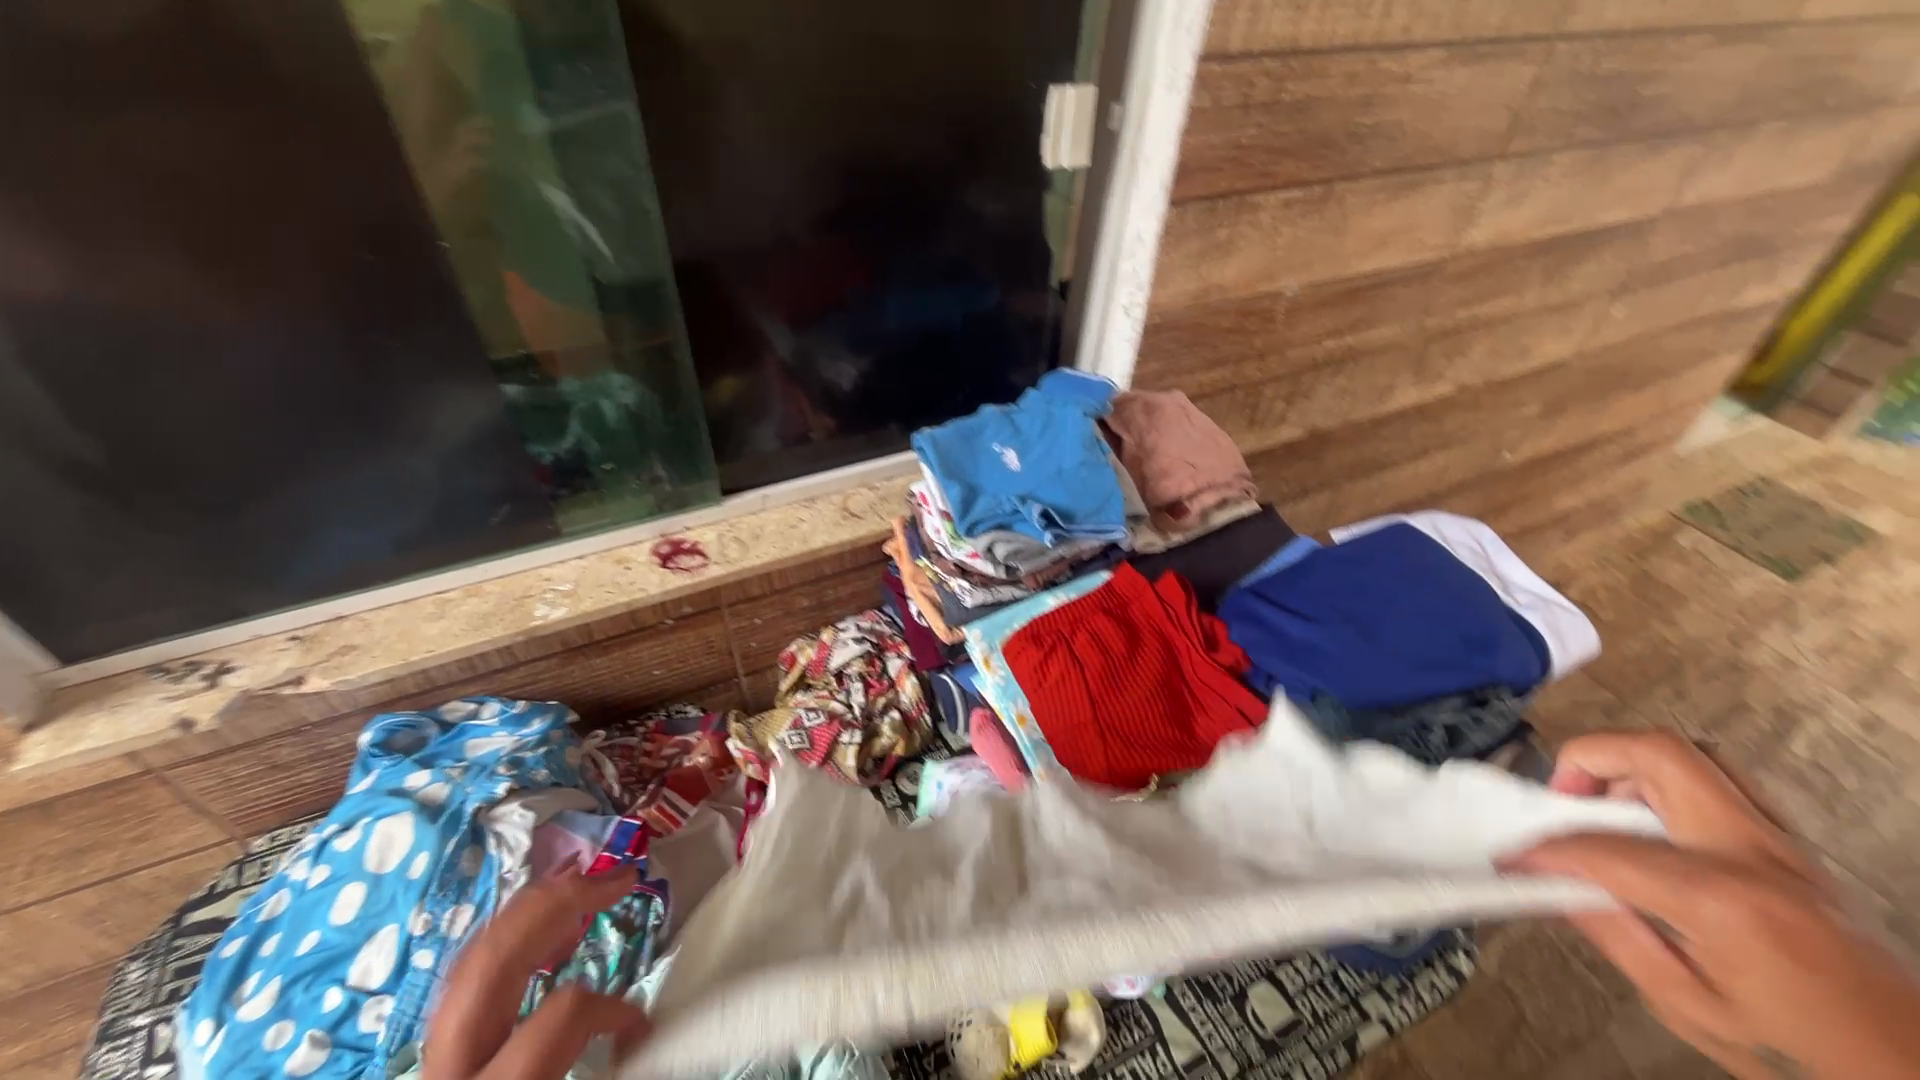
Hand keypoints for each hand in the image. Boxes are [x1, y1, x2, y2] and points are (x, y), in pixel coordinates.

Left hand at [425, 864, 651, 1079]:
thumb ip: (609, 1076)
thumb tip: (648, 1042)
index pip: (557, 1020)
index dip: (612, 1011)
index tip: (644, 1028)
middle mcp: (449, 1075)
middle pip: (491, 963)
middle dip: (558, 907)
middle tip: (616, 880)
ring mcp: (429, 1068)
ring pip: (469, 962)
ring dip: (531, 914)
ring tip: (582, 890)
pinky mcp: (429, 1068)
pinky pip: (464, 985)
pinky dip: (509, 947)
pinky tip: (541, 939)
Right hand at [1511, 732, 1919, 1079]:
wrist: (1912, 1068)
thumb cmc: (1801, 1053)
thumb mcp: (1688, 1009)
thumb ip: (1615, 933)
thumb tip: (1556, 882)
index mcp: (1725, 900)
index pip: (1604, 846)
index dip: (1541, 848)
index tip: (1507, 856)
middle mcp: (1757, 852)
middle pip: (1658, 752)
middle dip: (1587, 761)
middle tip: (1560, 802)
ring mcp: (1785, 842)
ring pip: (1694, 754)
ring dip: (1631, 767)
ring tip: (1602, 810)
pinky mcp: (1796, 846)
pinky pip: (1720, 781)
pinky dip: (1668, 784)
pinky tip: (1651, 827)